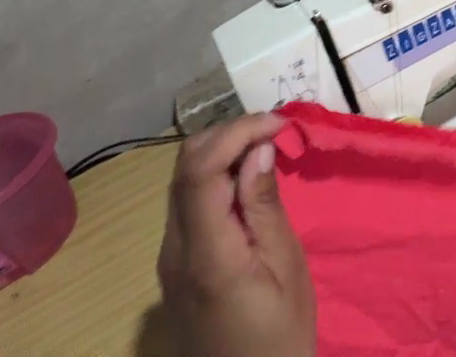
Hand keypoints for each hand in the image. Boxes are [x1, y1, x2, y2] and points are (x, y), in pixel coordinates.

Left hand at [158, 113, 316, 356]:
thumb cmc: (280, 333)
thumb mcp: (286, 268)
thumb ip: (266, 207)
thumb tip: (259, 150)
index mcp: (206, 253)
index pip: (199, 171)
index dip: (236, 132)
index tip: (280, 123)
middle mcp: (174, 249)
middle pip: (183, 168)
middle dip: (228, 134)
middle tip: (276, 131)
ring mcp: (169, 257)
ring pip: (182, 180)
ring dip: (222, 151)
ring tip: (268, 147)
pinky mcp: (176, 263)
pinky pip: (188, 202)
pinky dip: (216, 174)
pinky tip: (249, 178)